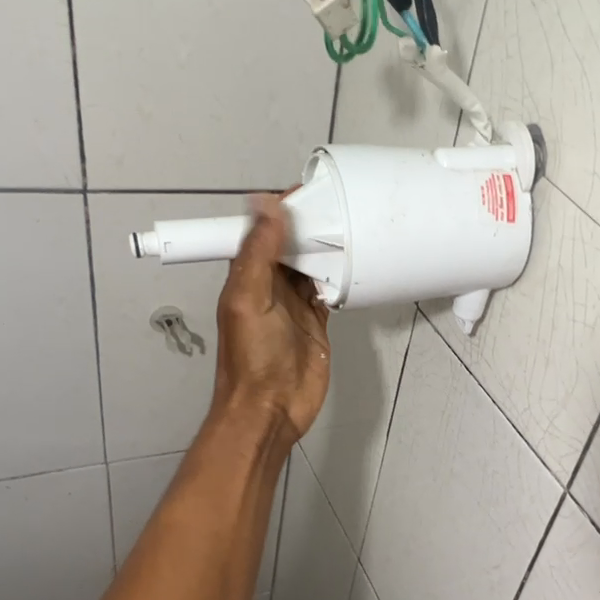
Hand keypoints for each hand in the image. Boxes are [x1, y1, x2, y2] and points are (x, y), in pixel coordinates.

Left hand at [211, 193, 330, 443]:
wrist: (270, 409)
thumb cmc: (251, 361)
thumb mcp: (248, 299)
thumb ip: (257, 253)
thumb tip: (266, 205)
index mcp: (246, 276)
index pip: (263, 231)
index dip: (281, 210)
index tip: (307, 190)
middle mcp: (269, 286)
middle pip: (290, 245)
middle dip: (310, 225)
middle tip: (339, 204)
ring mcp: (294, 305)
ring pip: (312, 265)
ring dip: (326, 250)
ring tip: (350, 227)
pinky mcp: (316, 323)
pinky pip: (329, 290)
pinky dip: (339, 277)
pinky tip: (353, 264)